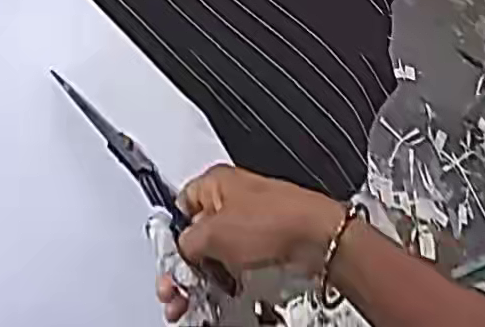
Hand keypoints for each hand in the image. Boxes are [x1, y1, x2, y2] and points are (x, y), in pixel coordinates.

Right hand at [155, 165, 346, 321]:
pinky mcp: (264, 243)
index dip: (171, 237)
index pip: (180, 207)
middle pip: (196, 234)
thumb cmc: (272, 219)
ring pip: (216, 252)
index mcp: (214, 181)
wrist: (315, 237)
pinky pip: (236, 263)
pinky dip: (228, 280)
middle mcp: (230, 197)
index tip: (169, 266)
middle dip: (185, 266)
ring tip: (197, 303)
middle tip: (179, 293)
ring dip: (204, 279)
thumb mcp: (214, 233)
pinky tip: (224, 296)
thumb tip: (180, 252)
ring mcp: (248, 221)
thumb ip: (187, 242)